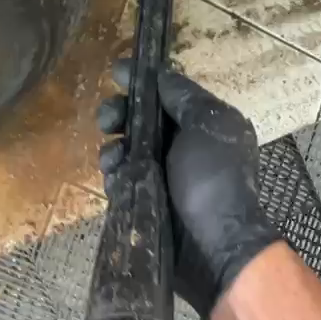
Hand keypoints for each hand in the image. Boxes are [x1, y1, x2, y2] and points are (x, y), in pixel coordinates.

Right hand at [99, 66, 282, 319]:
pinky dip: (114, 177)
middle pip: (139, 121)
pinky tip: (114, 179)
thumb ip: (182, 96)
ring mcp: (161, 178)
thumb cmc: (214, 180)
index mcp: (201, 125)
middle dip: (119, 115)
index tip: (115, 72)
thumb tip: (160, 76)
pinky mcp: (145, 204)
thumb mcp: (206, 125)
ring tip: (112, 158)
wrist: (212, 246)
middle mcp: (181, 149)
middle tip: (106, 120)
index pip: (166, 94)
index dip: (141, 81)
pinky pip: (121, 183)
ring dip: (113, 149)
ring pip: (125, 152)